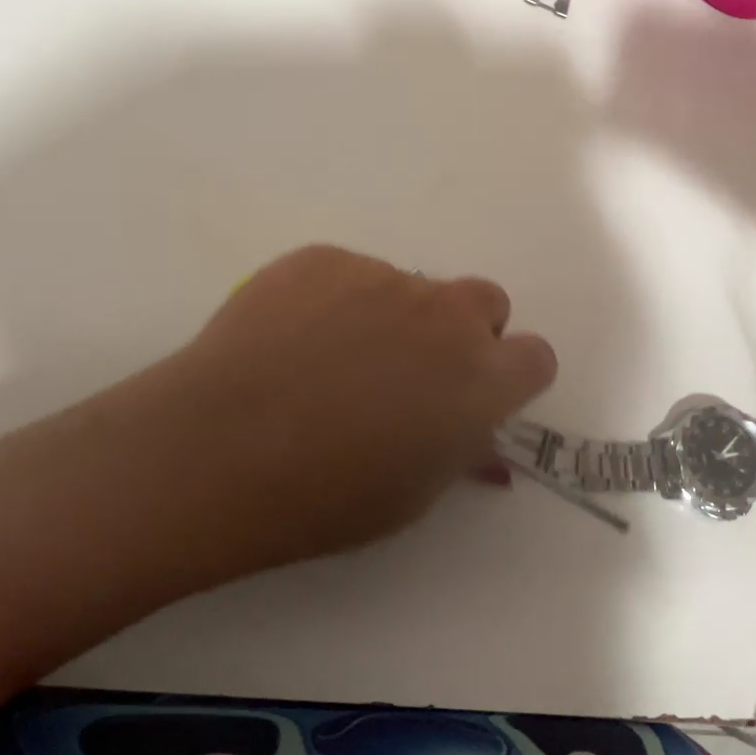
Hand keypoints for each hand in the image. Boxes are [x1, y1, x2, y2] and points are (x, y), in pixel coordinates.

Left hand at [152, 245, 557, 578]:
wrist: (221, 448)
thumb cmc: (326, 495)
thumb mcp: (409, 495)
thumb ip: (455, 454)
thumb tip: (477, 444)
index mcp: (482, 379)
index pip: (534, 357)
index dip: (508, 378)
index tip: (473, 400)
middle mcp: (445, 316)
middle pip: (483, 304)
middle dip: (462, 334)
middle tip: (410, 376)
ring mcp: (382, 278)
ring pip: (408, 290)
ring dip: (391, 319)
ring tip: (326, 364)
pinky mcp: (323, 258)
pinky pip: (347, 274)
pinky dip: (333, 301)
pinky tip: (287, 343)